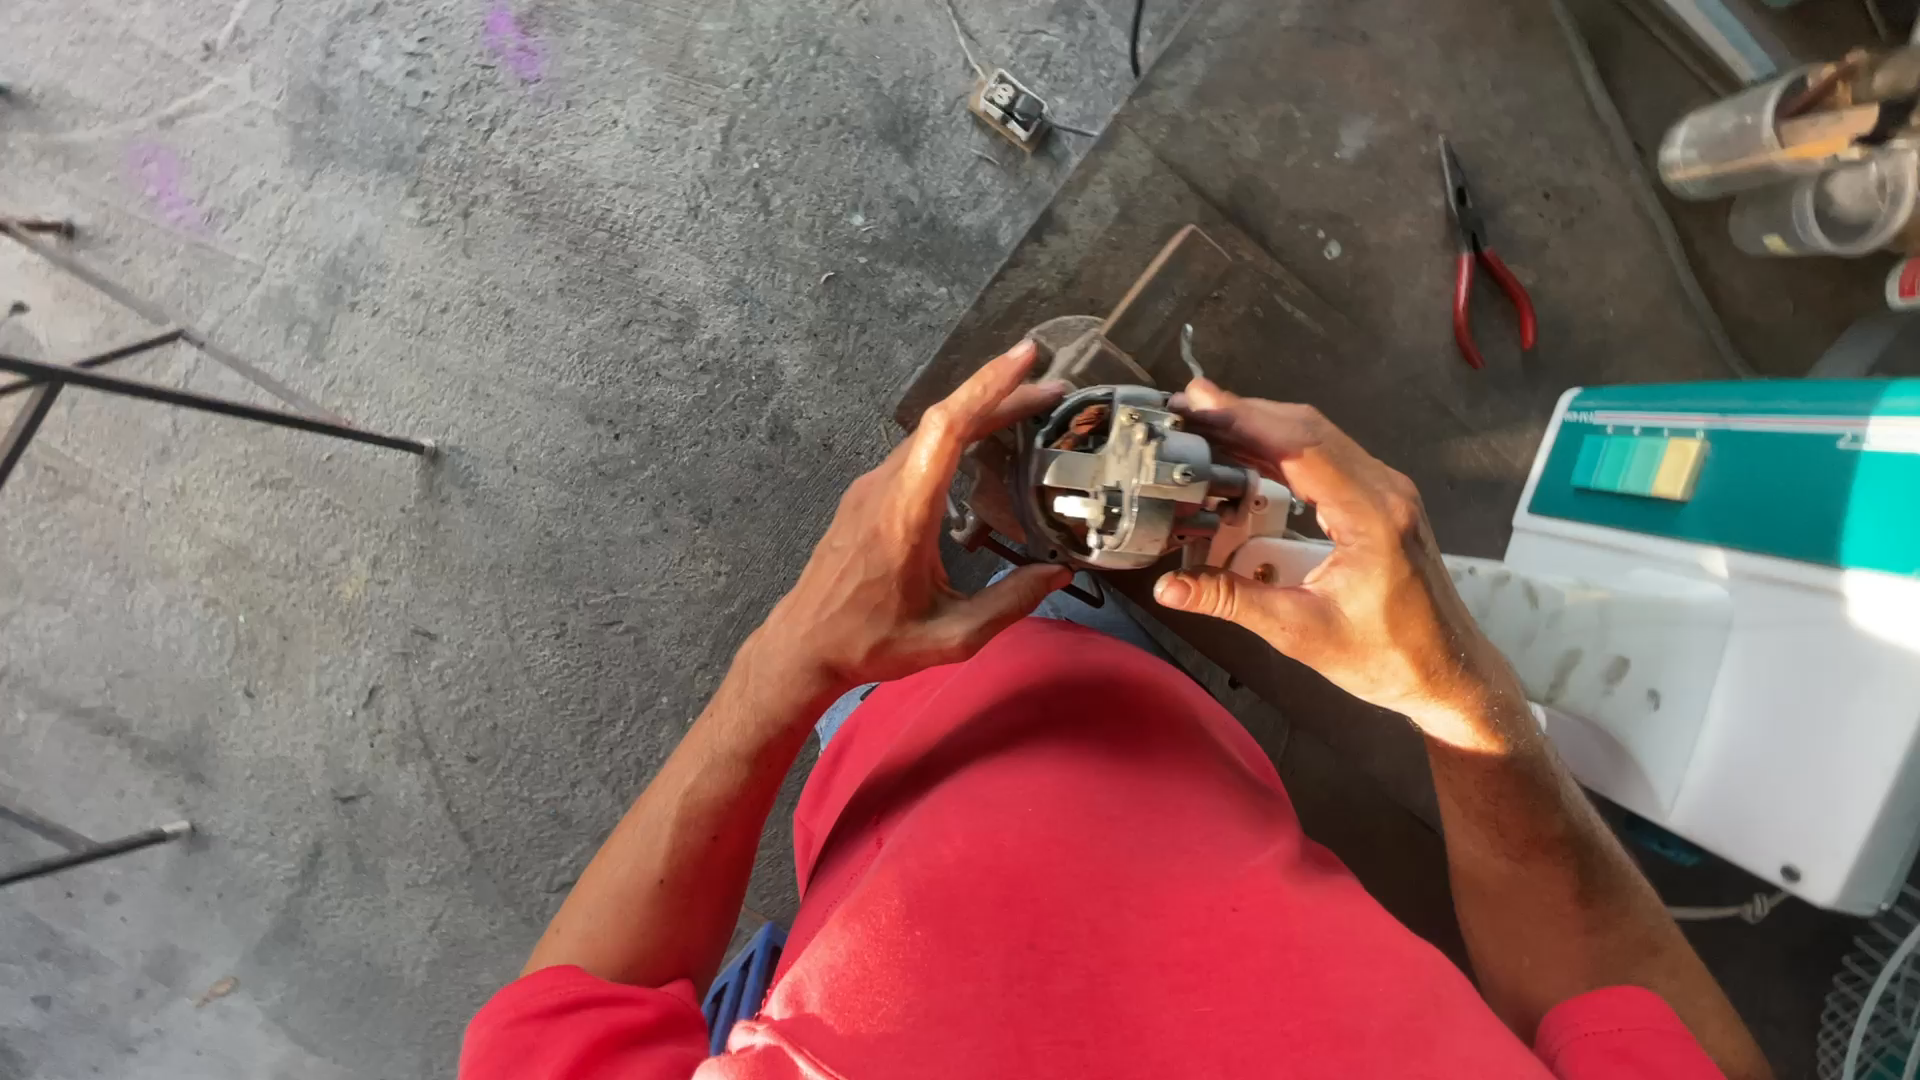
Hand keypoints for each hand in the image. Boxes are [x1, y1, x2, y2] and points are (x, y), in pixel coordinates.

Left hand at [753, 340, 1072, 693]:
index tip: (1026, 357)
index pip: (946, 430)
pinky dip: (956, 436)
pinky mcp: (867, 494)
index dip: (987, 386)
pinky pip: (917, 450)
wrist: (803, 644)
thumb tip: (1058, 571)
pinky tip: (983, 445)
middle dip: (999, 396)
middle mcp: (885, 486)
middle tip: (1052, 390)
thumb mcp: (950, 637)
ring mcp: (871, 486)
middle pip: (944, 421)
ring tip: (1029, 412)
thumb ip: (1008, 604)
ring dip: (979, 415)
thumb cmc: (871, 642)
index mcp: (904, 514)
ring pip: (929, 433)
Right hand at [1151, 380, 1531, 752]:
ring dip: (1260, 424)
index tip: (1199, 403)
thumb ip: (1231, 601)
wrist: (1447, 671)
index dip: (1246, 420)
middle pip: (1307, 428)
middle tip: (1187, 406)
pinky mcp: (1378, 499)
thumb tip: (1167, 587)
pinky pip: (1324, 456)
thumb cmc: (1383, 655)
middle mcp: (1384, 489)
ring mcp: (1385, 490)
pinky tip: (1244, 451)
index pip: (1300, 448)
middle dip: (1243, 412)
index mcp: (1371, 515)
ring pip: (1316, 435)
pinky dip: (1278, 447)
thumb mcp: (1298, 630)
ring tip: (1205, 420)